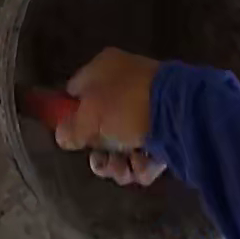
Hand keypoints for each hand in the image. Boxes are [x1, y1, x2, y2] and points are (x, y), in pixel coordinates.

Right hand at [55, 48, 168, 186]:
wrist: (177, 111)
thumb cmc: (125, 104)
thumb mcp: (89, 116)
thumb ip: (71, 128)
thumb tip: (62, 134)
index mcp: (104, 69)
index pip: (77, 90)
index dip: (70, 114)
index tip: (70, 137)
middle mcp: (123, 84)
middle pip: (100, 125)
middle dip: (100, 153)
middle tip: (102, 163)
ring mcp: (145, 106)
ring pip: (122, 144)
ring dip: (119, 165)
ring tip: (125, 169)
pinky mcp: (163, 129)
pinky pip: (144, 151)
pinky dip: (142, 163)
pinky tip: (143, 165)